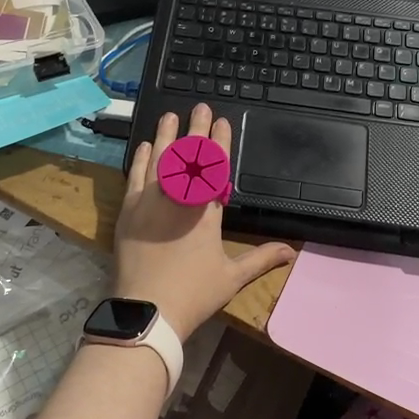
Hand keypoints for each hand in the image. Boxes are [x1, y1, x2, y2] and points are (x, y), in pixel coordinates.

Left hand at [117, 103, 294, 340]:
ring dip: (166, 136)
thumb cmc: (193, 294)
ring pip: (159, 160)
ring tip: (171, 116)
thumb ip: (261, 259)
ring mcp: (149, 202)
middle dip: (195, 129)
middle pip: (187, 156)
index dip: (219, 142)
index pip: (214, 167)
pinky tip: (144, 146)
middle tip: (200, 107)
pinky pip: (134, 177)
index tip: (222, 121)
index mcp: (204, 212)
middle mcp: (177, 199)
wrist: (146, 311)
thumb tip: (291, 251)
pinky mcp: (127, 212)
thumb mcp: (231, 278)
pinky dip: (140, 160)